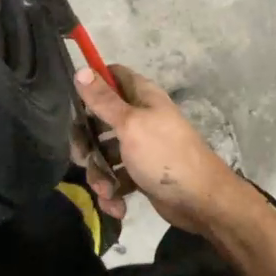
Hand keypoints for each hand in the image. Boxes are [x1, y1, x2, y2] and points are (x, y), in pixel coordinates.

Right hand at [72, 64, 262, 233]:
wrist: (200, 201)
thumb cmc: (164, 154)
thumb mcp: (130, 124)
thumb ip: (103, 100)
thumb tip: (81, 70)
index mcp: (141, 96)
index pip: (112, 76)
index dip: (92, 85)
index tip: (74, 102)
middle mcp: (140, 117)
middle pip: (100, 119)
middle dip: (88, 142)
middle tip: (82, 157)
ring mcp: (140, 146)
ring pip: (105, 153)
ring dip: (100, 174)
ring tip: (106, 191)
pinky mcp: (141, 173)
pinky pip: (117, 177)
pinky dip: (113, 192)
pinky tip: (116, 205)